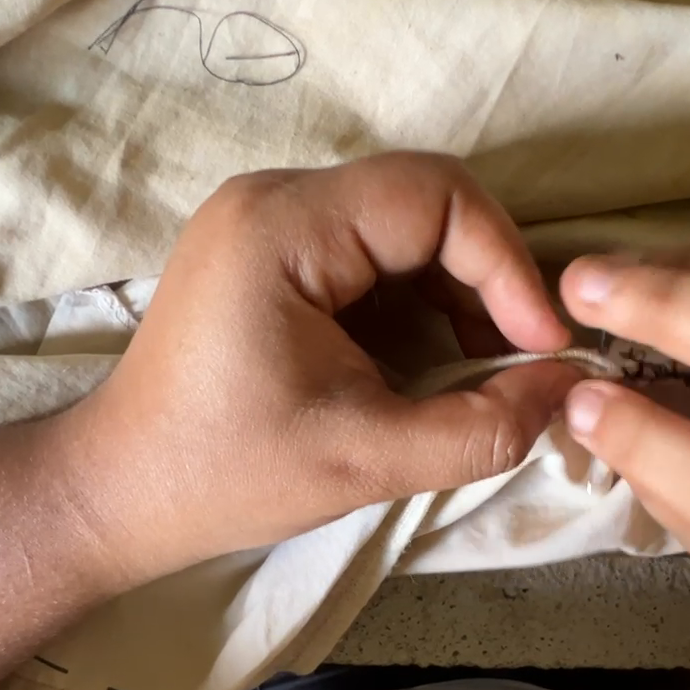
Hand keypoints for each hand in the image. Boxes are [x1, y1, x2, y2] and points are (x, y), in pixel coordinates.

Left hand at [49, 152, 578, 578]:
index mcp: (284, 230)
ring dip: (459, 298)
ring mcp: (268, 226)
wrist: (122, 493)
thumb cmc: (227, 476)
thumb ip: (482, 428)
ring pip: (404, 233)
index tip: (542, 346)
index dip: (508, 266)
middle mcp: (274, 202)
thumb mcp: (367, 461)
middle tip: (519, 362)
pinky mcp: (273, 261)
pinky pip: (373, 260)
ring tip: (483, 371)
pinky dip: (420, 308)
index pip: (435, 197)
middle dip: (488, 284)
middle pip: (424, 206)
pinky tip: (433, 364)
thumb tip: (567, 388)